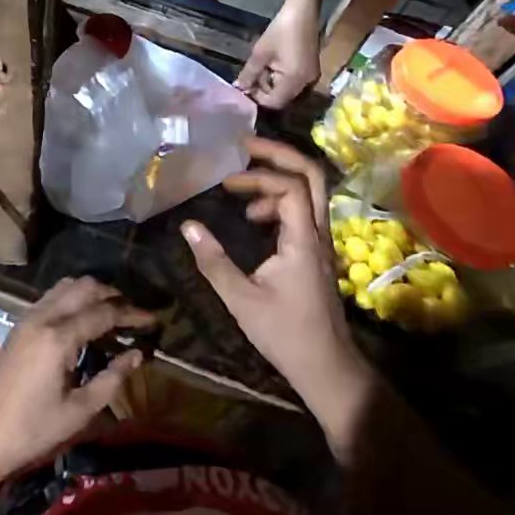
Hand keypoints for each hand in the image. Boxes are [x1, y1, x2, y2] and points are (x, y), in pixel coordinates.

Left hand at [0, 278, 153, 481]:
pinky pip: (51, 297)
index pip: (104, 312)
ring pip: (65, 287)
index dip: (132, 314)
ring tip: (112, 313)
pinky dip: (73, 299)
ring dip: (91, 293)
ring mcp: (27, 318)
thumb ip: (112, 378)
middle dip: (113, 295)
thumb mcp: (80, 411)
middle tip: (134, 314)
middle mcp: (43, 318)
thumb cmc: (34, 430)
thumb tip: (137, 354)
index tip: (154, 319)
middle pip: (84, 287)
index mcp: (59, 338)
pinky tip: (84, 320)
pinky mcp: (19, 326)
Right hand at [181, 139, 372, 414]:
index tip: (227, 181)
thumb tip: (188, 226)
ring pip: (310, 191)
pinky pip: (303, 210)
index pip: (291, 186)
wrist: (326, 366)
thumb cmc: (284, 334)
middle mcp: (317, 233)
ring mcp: (320, 242)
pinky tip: (253, 220)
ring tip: (239, 191)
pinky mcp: (315, 252)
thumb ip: (213, 260)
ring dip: (276, 180)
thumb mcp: (240, 299)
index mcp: (302, 240)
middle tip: (244, 148)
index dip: (260, 175)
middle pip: (311, 175)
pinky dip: (278, 201)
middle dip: (279, 155)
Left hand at [237, 0, 319, 108]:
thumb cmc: (280, 31)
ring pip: (287, 92)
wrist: (302, 10)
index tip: (244, 90)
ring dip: (271, 86)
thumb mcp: (260, 54)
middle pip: (282, 100)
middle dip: (263, 93)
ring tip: (258, 72)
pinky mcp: (311, 70)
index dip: (257, 100)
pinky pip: (293, 83)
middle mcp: (307, 84)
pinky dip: (280, 80)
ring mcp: (311, 77)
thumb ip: (249, 74)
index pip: (274, 103)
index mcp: (295, 81)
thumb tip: (238, 89)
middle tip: (249, 81)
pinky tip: (271, 67)